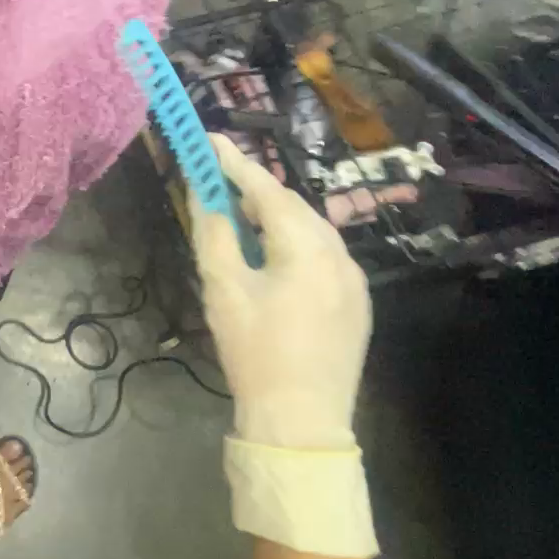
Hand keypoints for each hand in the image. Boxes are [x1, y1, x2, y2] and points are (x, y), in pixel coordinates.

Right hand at [192, 134, 370, 449]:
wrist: (300, 420)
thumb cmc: (254, 349)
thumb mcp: (223, 287)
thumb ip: (213, 232)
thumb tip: (203, 194)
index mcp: (308, 249)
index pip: (266, 190)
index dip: (234, 162)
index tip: (208, 138)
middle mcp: (340, 256)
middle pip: (292, 206)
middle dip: (253, 189)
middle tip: (215, 179)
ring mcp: (353, 281)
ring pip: (309, 229)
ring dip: (272, 216)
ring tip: (237, 216)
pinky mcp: (355, 303)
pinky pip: (320, 254)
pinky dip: (290, 241)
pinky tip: (268, 254)